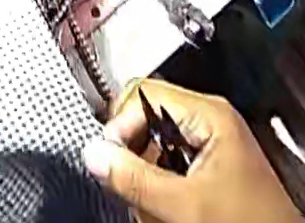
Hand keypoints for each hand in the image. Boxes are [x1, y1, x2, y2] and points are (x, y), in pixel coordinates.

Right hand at [82, 79, 304, 222]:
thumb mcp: (187, 209)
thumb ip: (137, 180)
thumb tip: (95, 154)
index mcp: (209, 112)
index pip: (144, 93)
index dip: (121, 124)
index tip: (108, 158)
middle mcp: (208, 119)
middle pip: (146, 116)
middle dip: (133, 154)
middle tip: (129, 186)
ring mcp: (208, 143)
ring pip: (153, 144)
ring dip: (144, 177)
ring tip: (153, 210)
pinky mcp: (207, 167)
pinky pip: (166, 164)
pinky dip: (157, 189)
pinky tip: (163, 213)